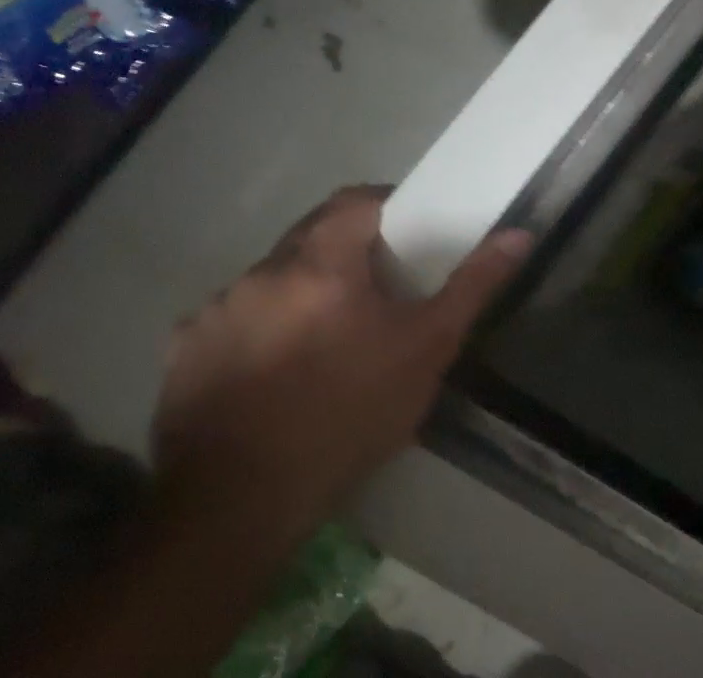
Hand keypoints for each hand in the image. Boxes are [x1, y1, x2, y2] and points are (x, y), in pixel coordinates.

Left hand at [152, 186, 530, 542]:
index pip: (355, 202)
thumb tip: (519, 234)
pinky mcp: (182, 356)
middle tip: (390, 290)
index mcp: (319, 265)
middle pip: (312, 237)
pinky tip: (286, 371)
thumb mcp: (430, 348)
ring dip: (307, 291)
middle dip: (353, 252)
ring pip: (273, 280)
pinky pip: (236, 320)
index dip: (391, 206)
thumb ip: (473, 284)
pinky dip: (267, 327)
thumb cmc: (350, 413)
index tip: (418, 233)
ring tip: (337, 337)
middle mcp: (257, 275)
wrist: (238, 501)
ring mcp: (211, 315)